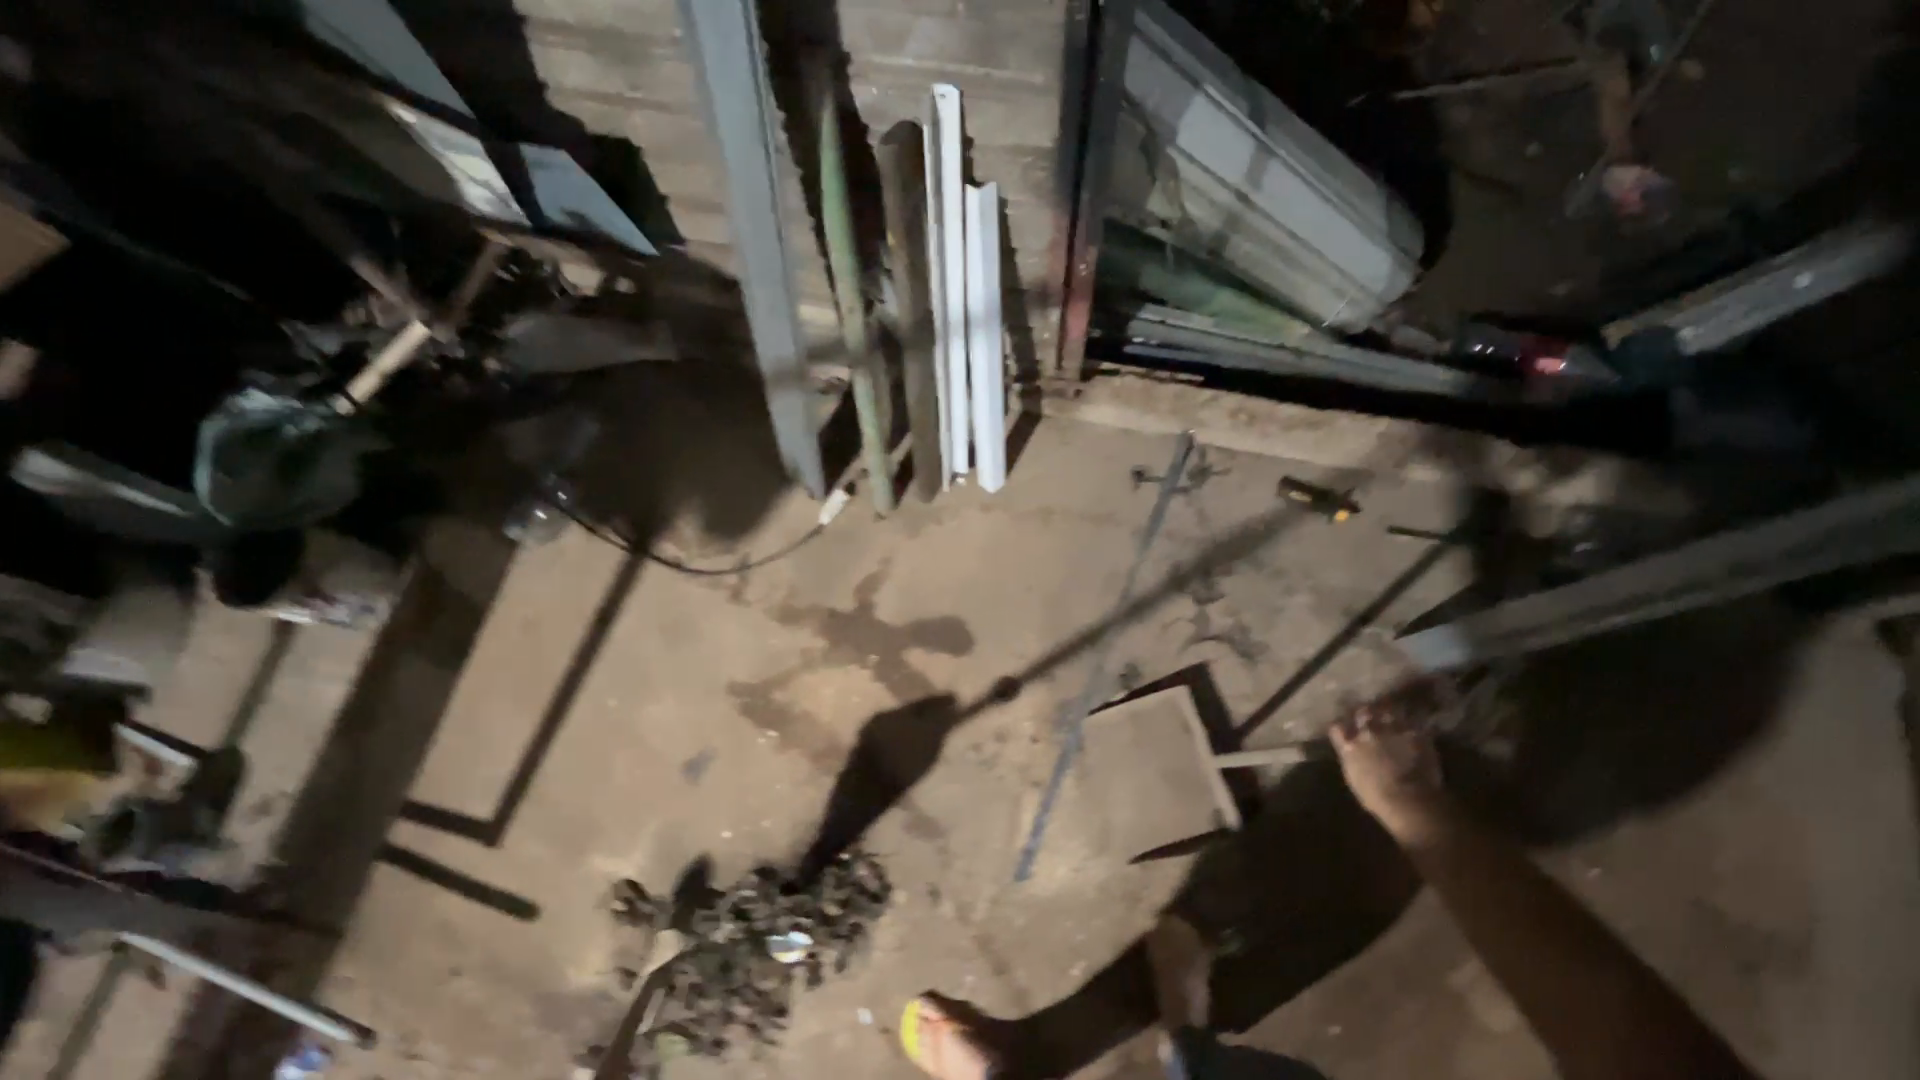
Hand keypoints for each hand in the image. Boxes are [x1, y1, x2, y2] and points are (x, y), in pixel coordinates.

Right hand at [1330, 684, 1454, 845]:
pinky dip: (1411, 726)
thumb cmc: (1376, 797)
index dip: (1341, 728)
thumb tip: (1351, 751)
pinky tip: (1413, 729)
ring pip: (1388, 712)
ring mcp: (1392, 730)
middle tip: (1369, 716)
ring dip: (1388, 713)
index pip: (1337, 728)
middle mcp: (1368, 732)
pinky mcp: (1415, 733)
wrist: (1408, 799)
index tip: (1344, 729)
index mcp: (1349, 746)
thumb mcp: (1354, 779)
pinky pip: (1411, 723)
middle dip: (1365, 713)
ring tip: (1393, 716)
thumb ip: (1351, 759)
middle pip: (1363, 713)